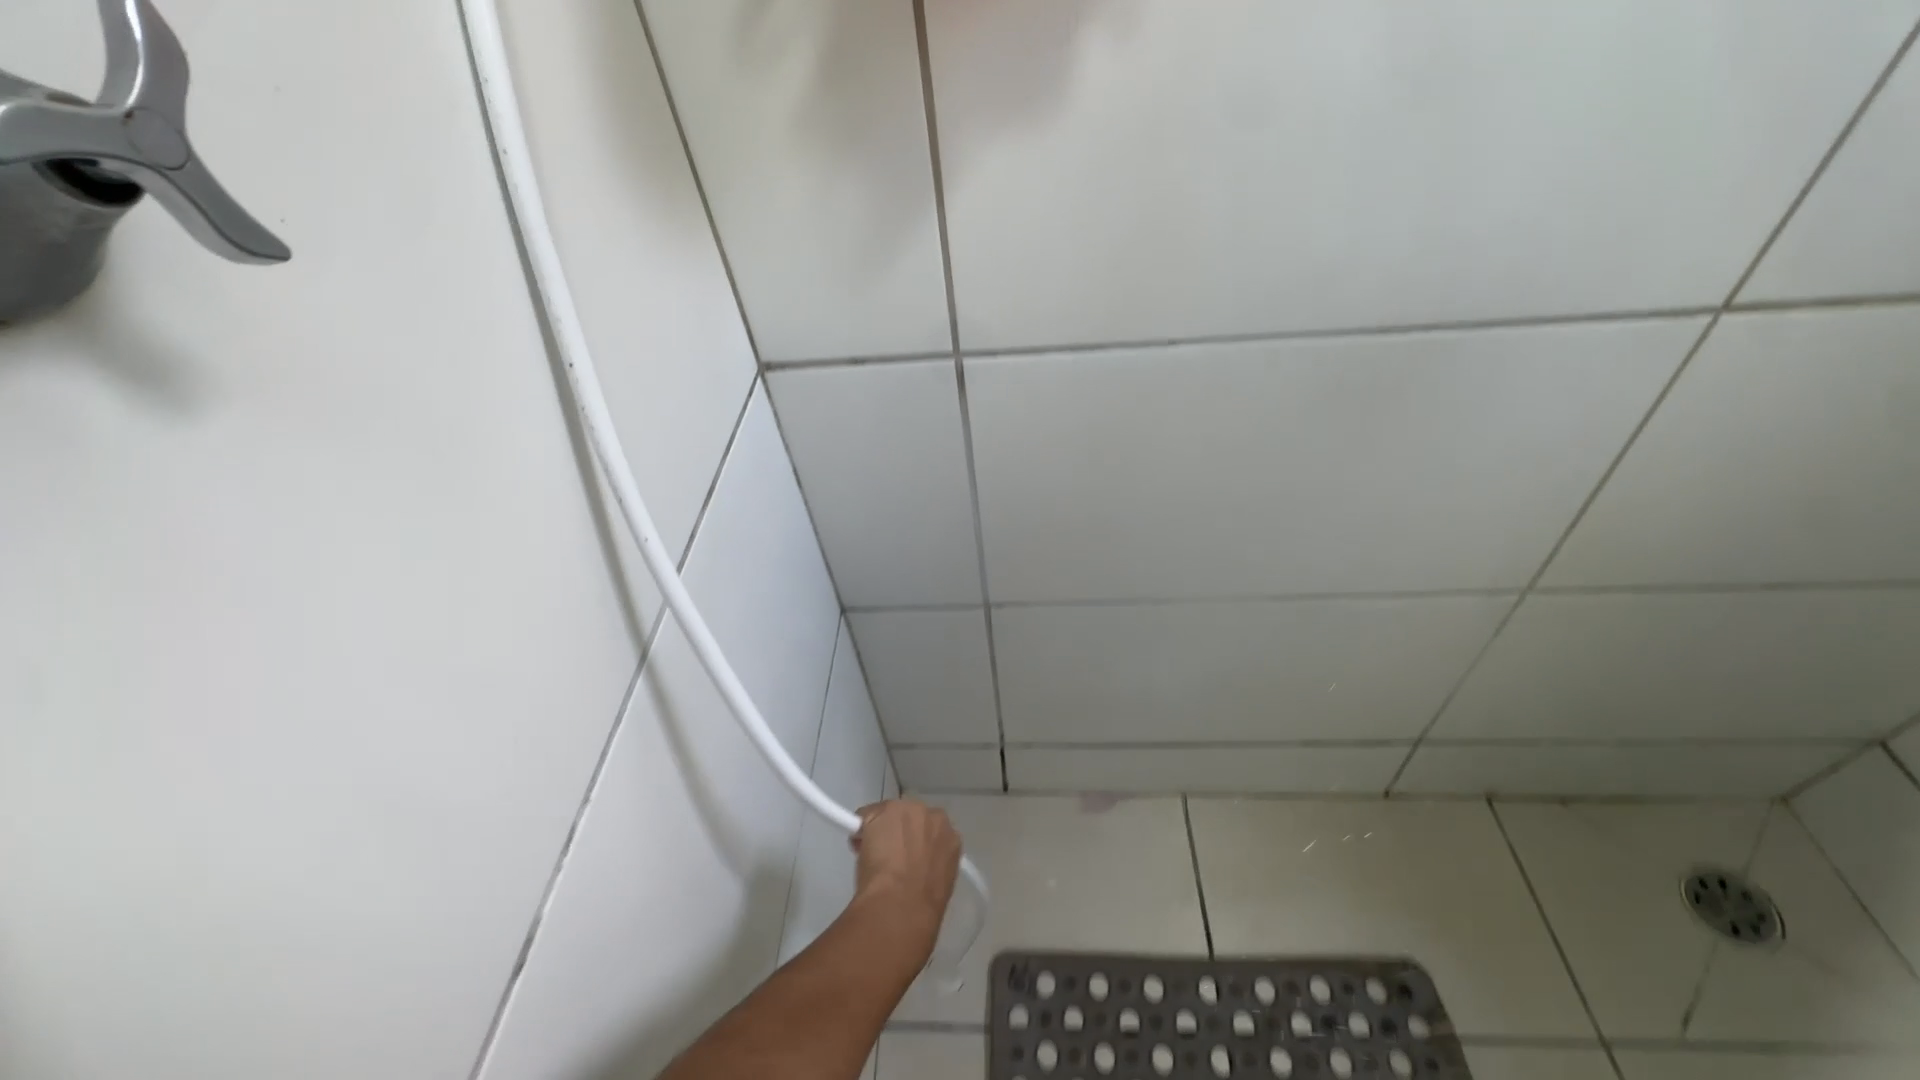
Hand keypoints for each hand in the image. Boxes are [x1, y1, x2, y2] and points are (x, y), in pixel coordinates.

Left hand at [850, 799, 961, 932]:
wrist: (901, 903)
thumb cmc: (921, 904)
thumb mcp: (937, 881)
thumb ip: (929, 864)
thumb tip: (914, 867)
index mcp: (951, 838)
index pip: (930, 832)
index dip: (915, 844)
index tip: (905, 858)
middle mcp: (934, 818)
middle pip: (911, 817)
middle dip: (900, 831)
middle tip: (889, 855)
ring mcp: (909, 810)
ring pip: (890, 814)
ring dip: (882, 829)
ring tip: (872, 854)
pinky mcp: (884, 810)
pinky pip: (866, 815)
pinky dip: (860, 828)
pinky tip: (857, 848)